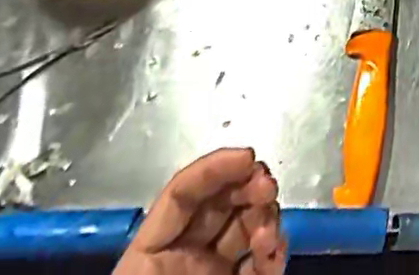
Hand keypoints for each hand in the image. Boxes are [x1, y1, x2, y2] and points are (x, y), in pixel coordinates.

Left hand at [114, 149, 285, 274]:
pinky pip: (266, 257)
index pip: (184, 192)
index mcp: (151, 251)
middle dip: (252, 185)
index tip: (248, 156)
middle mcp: (186, 253)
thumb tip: (233, 178)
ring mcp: (215, 269)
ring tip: (266, 235)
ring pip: (252, 223)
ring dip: (267, 219)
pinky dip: (275, 250)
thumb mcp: (143, 271)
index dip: (215, 167)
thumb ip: (182, 220)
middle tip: (267, 187)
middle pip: (225, 201)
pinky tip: (273, 252)